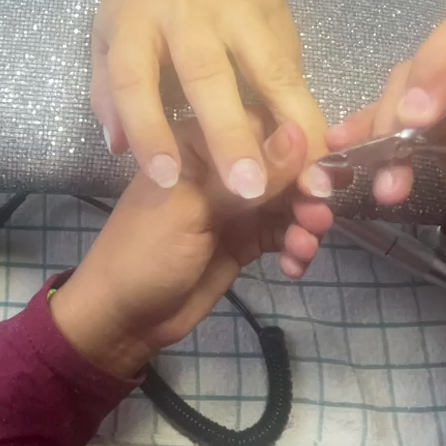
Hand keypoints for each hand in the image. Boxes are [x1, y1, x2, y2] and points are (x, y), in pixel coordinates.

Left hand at [52, 120, 326, 377]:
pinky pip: (283, 233)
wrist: (124, 317)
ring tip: (304, 247)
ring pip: (288, 201)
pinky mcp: (243, 238)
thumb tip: (299, 132)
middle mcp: (220, 167)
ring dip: (305, 222)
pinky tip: (295, 266)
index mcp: (197, 144)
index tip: (321, 180)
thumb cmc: (145, 252)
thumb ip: (245, 176)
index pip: (261, 128)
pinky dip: (295, 246)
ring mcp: (233, 204)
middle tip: (318, 219)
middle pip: (283, 165)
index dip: (298, 151)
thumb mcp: (192, 211)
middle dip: (307, 191)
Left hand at [90, 0, 330, 204]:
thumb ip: (109, 91)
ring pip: (269, 66)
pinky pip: (292, 60)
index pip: (134, 79)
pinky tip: (313, 140)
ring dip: (291, 122)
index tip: (167, 178)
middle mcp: (186, 12)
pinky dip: (304, 102)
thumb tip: (119, 146)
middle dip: (229, 133)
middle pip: (207, 73)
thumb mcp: (107, 37)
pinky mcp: (276, 4)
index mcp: (134, 22)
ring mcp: (237, 5)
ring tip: (308, 173)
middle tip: (248, 188)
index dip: (148, 129)